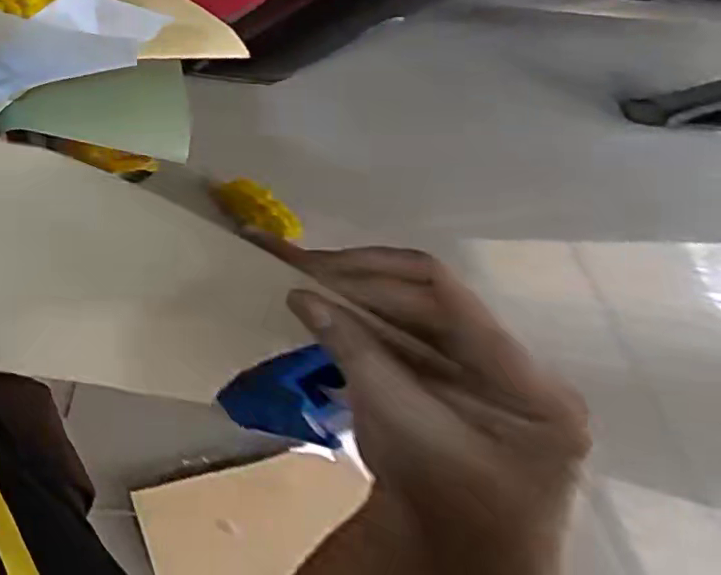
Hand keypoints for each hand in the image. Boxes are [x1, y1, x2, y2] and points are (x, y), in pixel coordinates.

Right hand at [255, 238, 591, 574]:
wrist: (451, 548)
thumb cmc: (441, 493)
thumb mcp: (397, 420)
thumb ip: (354, 351)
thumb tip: (299, 293)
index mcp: (522, 379)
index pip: (444, 293)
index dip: (374, 271)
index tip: (312, 270)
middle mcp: (507, 361)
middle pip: (422, 293)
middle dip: (352, 277)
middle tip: (290, 265)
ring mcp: (477, 366)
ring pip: (405, 303)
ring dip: (347, 288)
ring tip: (292, 271)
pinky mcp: (445, 371)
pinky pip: (396, 325)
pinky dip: (351, 309)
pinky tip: (315, 297)